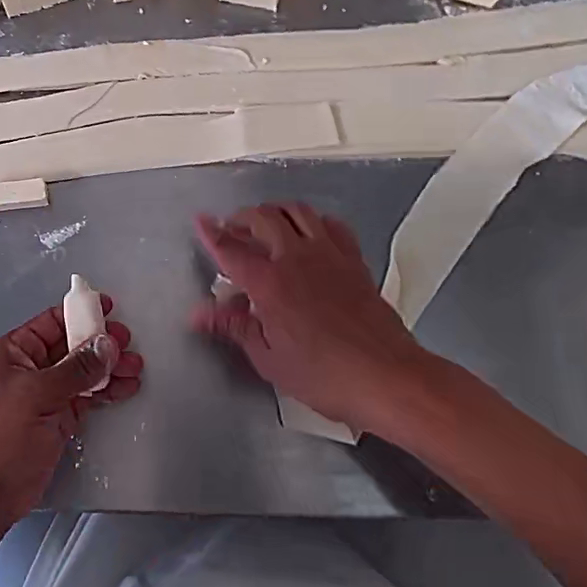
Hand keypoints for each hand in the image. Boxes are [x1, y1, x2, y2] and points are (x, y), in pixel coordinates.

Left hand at [0, 299, 143, 524]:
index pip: (53, 321)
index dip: (81, 312)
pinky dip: (108, 389)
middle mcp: (33, 367)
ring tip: (134, 367)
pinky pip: (88, 395)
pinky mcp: (60, 419)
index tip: (110, 309)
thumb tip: (108, 345)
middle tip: (127, 344)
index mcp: (18, 352)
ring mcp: (48, 394)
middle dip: (101, 343)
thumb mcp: (36, 395)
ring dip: (110, 367)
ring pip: (85, 371)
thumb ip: (76, 369)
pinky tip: (126, 386)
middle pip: (73, 345)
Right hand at [194, 203, 427, 433]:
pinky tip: (310, 234)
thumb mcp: (268, 358)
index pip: (231, 249)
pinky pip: (331, 224)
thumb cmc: (323, 375)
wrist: (386, 376)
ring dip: (276, 211)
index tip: (201, 221)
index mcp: (269, 282)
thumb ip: (234, 327)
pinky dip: (314, 221)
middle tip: (232, 229)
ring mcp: (328, 253)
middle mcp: (296, 257)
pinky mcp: (353, 259)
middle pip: (263, 218)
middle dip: (242, 218)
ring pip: (297, 211)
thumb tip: (200, 315)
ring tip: (267, 224)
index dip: (211, 233)